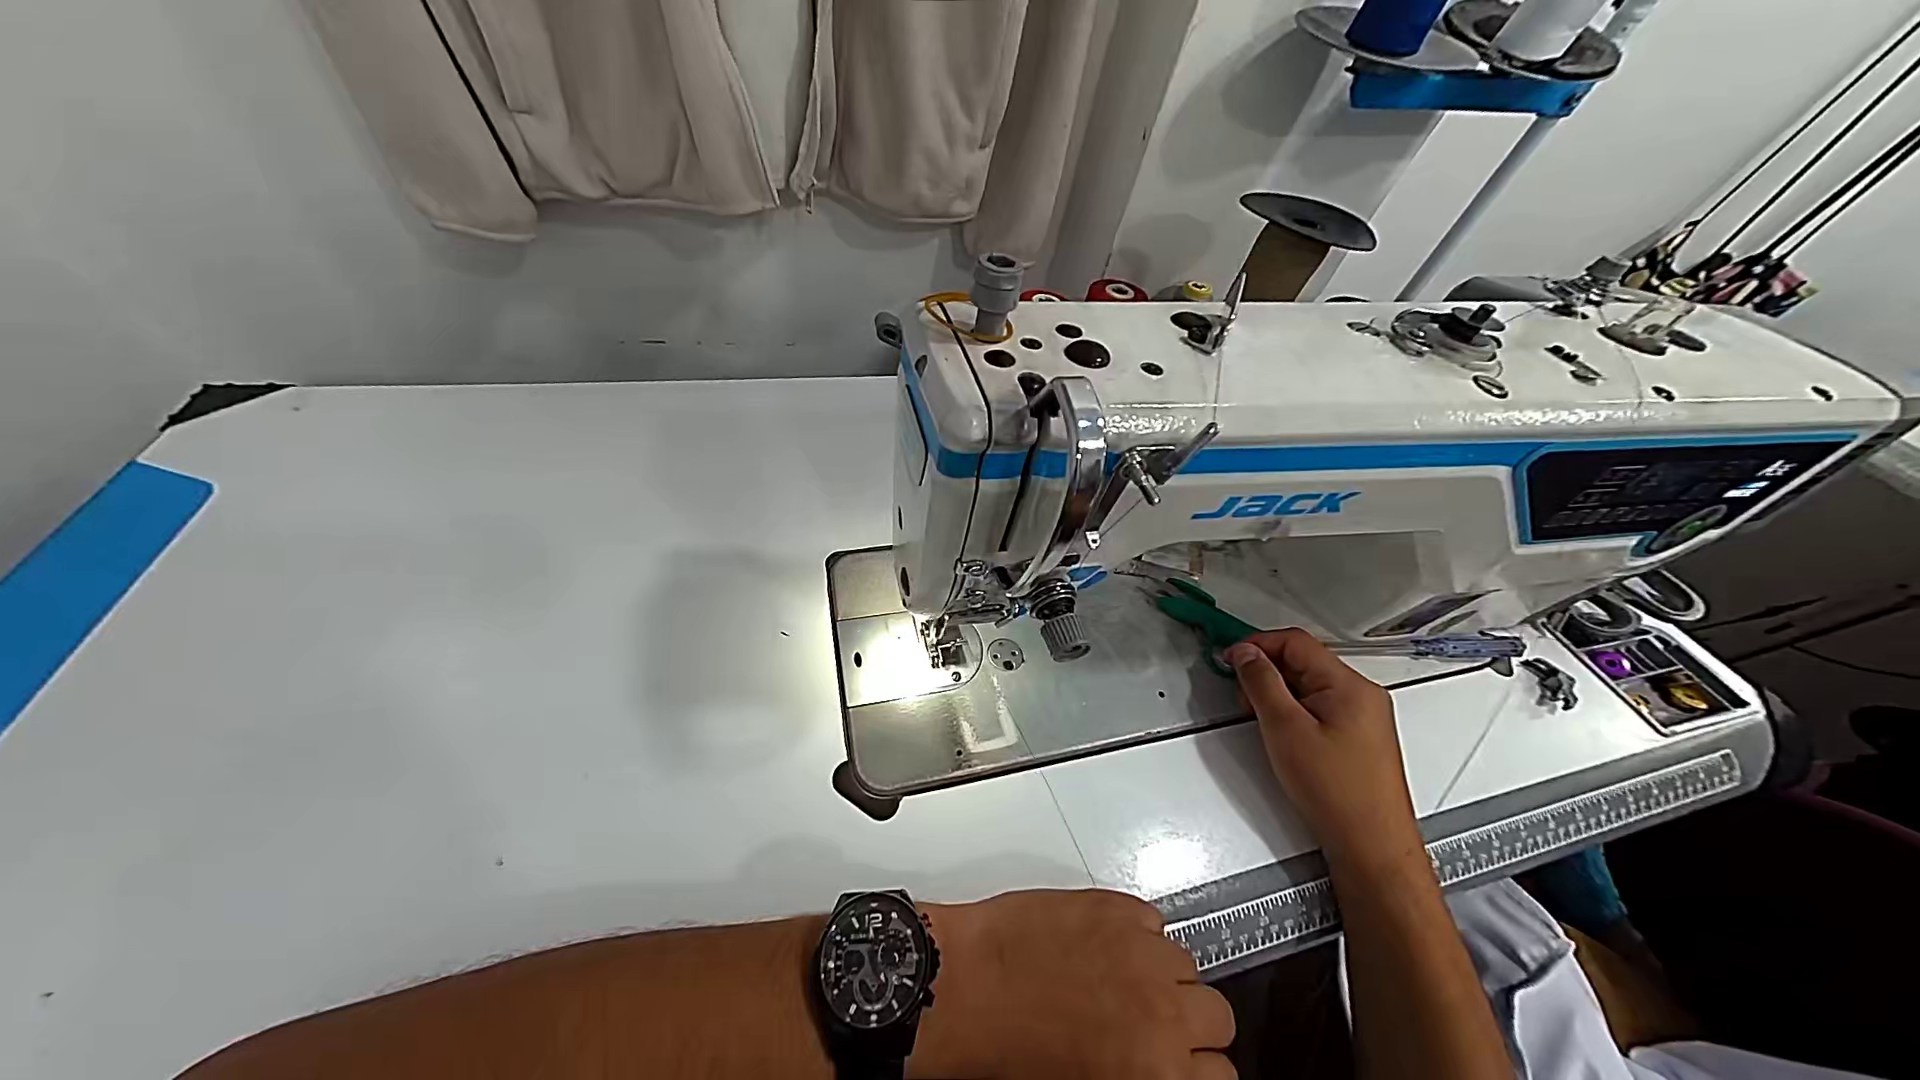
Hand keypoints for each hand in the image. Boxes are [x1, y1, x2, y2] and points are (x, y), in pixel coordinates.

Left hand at [910, 890, 1234, 1079]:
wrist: (965, 989)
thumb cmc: (1007, 1048)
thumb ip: (1144, 1072)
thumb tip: (1159, 1064)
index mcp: (1158, 1072)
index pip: (1221, 1074)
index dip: (1197, 1066)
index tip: (1182, 1058)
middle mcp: (1161, 1010)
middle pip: (1216, 1013)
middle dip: (1189, 1018)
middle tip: (1156, 1016)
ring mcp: (1139, 951)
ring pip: (1185, 960)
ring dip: (1163, 969)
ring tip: (1125, 974)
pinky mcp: (1114, 907)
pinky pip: (1151, 917)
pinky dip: (1137, 929)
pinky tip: (1106, 942)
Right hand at [1223, 630, 1426, 880]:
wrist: (1370, 845)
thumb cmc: (1338, 794)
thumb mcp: (1284, 728)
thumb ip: (1261, 682)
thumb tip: (1246, 654)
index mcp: (1349, 686)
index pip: (1295, 642)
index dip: (1256, 645)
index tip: (1230, 657)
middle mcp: (1361, 695)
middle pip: (1301, 660)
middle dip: (1264, 672)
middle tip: (1241, 693)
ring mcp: (1361, 716)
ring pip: (1307, 684)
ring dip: (1275, 692)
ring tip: (1259, 719)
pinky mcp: (1356, 735)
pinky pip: (1316, 705)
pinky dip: (1291, 710)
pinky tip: (1279, 733)